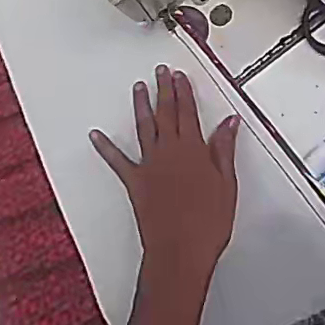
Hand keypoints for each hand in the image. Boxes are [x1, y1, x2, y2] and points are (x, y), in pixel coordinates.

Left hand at [92, 66, 239, 290]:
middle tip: (161, 72)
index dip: (184, 91)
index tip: (180, 76)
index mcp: (193, 149)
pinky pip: (117, 160)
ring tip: (139, 88)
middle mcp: (168, 151)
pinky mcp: (134, 181)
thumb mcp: (227, 184)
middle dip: (164, 89)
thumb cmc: (207, 223)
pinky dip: (105, 147)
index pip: (188, 111)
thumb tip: (228, 123)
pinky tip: (96, 136)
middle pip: (166, 112)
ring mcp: (149, 165)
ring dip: (141, 105)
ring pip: (143, 126)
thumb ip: (224, 149)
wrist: (180, 252)